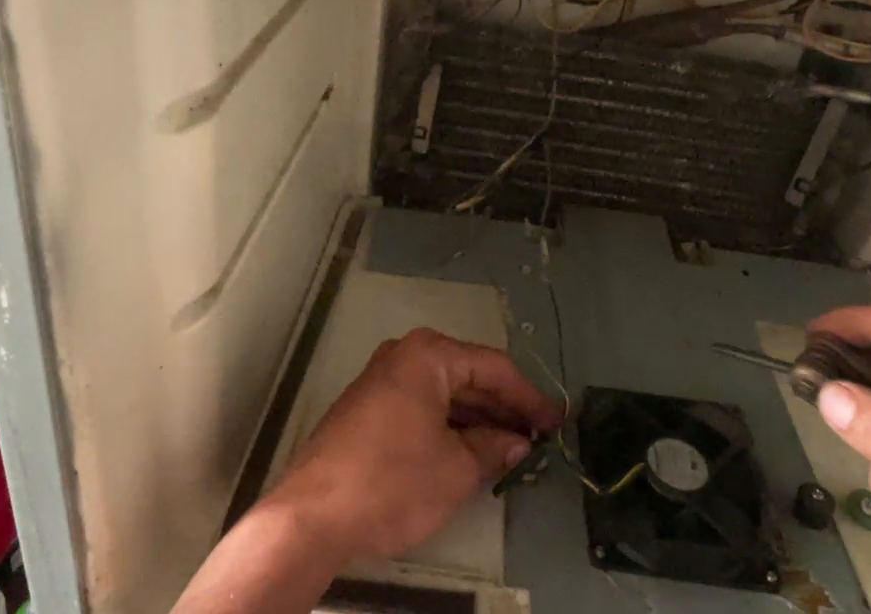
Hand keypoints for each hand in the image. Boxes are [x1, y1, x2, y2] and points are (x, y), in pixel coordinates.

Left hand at [262, 328, 563, 563]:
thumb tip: (516, 441)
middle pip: (468, 376)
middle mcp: (404, 355)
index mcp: (428, 355)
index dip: (529, 396)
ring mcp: (383, 380)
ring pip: (445, 393)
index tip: (557, 421)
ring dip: (478, 419)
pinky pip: (423, 406)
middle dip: (504, 407)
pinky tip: (473, 449)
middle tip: (540, 435)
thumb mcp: (456, 468)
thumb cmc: (392, 482)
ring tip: (514, 447)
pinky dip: (450, 425)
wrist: (313, 516)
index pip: (494, 367)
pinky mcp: (370, 407)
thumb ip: (494, 447)